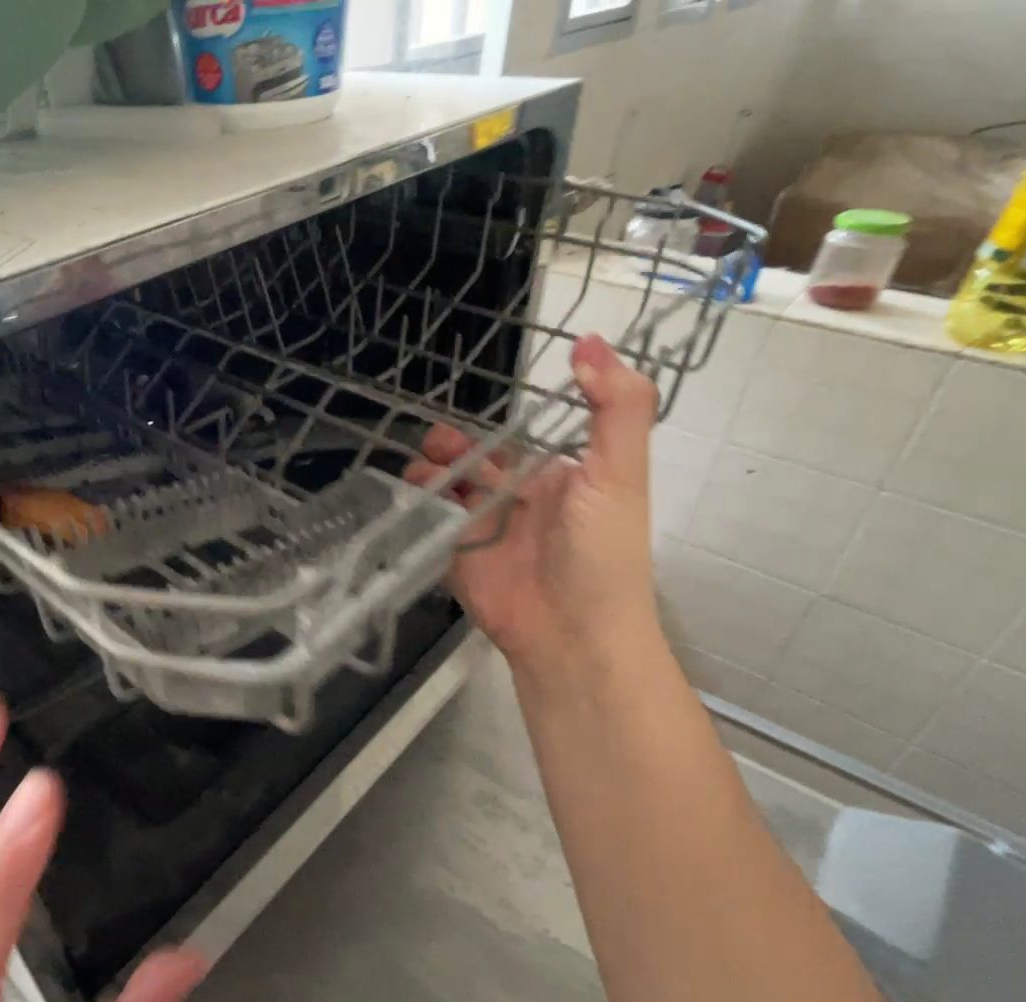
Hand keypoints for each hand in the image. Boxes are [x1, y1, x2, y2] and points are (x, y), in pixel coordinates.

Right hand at [404, 335, 660, 673]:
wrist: (573, 636)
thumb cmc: (601, 551)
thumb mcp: (619, 472)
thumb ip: (614, 407)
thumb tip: (588, 340)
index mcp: (559, 478)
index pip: (521, 439)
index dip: (496, 422)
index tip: (473, 403)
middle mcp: (520, 502)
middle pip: (475, 463)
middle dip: (450, 447)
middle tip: (434, 443)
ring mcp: (486, 533)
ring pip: (448, 493)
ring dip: (428, 476)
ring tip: (418, 473)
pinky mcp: (458, 562)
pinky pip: (431, 530)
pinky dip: (415, 514)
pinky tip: (407, 501)